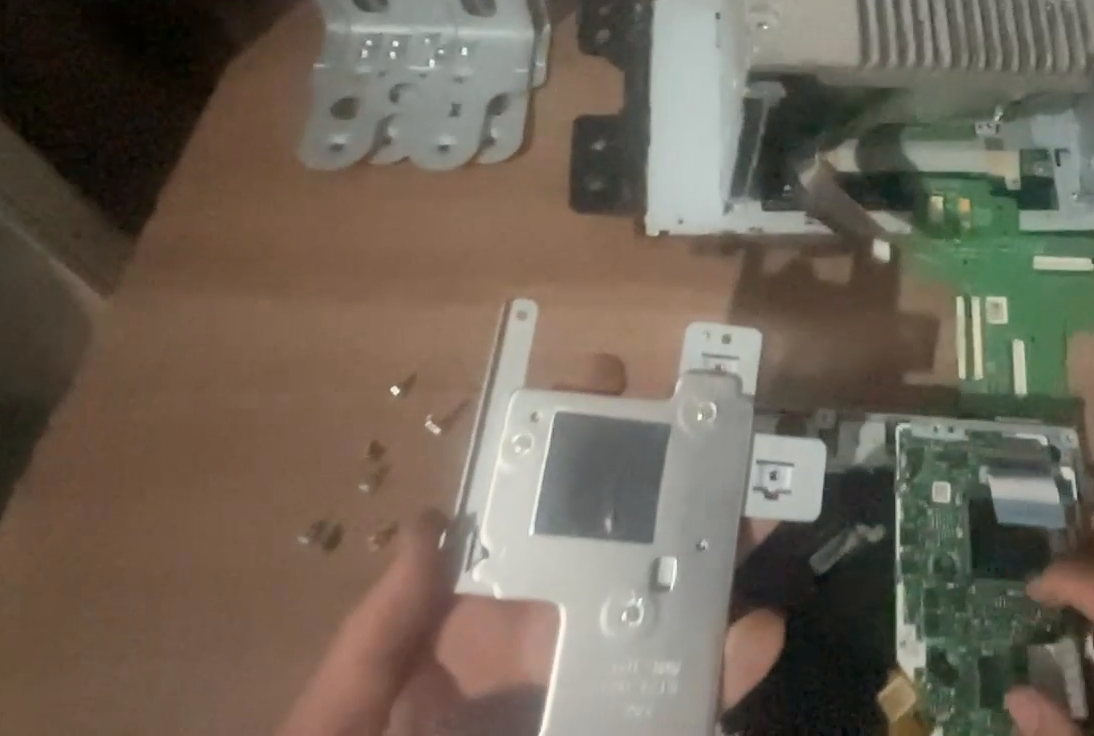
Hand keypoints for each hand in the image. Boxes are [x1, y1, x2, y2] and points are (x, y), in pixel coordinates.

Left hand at [276, 356, 783, 735]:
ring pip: (662, 618)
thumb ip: (375, 639)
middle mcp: (540, 656)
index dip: (566, 458)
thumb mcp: (333, 731)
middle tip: (708, 434)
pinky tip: (760, 629)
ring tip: (754, 511)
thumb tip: (431, 525)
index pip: (525, 529)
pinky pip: (685, 697)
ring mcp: (591, 701)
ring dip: (712, 563)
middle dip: (662, 493)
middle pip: (613, 559)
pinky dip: (726, 667)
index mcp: (466, 638)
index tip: (607, 392)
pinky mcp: (635, 727)